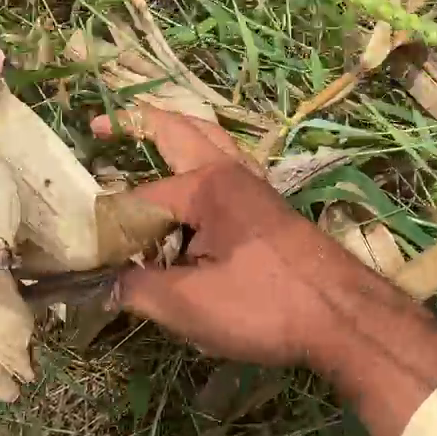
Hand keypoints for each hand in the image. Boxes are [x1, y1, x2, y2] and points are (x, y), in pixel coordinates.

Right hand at [94, 108, 436, 435]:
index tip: (92, 254)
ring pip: (210, 138)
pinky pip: (229, 159)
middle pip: (180, 131)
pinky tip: (198, 175)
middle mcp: (230, 172)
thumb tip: (100, 284)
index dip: (114, 225)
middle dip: (140, 122)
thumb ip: (139, 289)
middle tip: (105, 124)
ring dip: (178, 129)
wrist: (343, 313)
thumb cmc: (265, 304)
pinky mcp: (269, 203)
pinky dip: (204, 151)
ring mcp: (254, 184)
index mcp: (206, 187)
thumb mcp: (191, 306)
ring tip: (150, 131)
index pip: (142, 199)